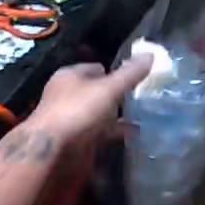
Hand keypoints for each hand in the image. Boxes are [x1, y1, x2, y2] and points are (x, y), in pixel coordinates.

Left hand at [13, 55, 150, 204]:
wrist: (53, 150)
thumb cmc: (78, 110)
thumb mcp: (108, 89)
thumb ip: (130, 74)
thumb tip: (151, 54)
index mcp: (70, 76)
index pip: (96, 68)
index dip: (114, 72)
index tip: (136, 79)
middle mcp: (67, 95)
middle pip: (97, 92)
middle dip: (117, 96)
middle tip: (143, 99)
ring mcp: (71, 119)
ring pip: (98, 114)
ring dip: (116, 117)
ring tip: (143, 118)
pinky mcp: (75, 140)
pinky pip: (99, 134)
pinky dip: (113, 135)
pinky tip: (132, 137)